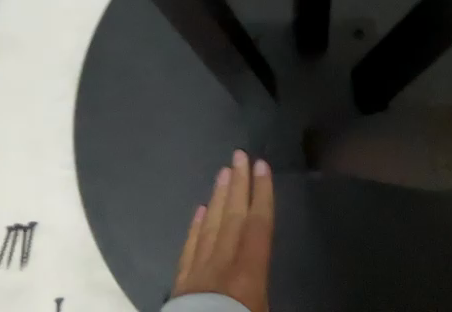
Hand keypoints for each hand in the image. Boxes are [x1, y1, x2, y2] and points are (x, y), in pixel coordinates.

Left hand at [172, 151, 273, 311]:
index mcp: (248, 274)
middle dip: (238, 184)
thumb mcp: (264, 310)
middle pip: (232, 217)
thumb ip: (267, 294)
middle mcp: (222, 265)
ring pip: (210, 227)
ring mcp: (197, 274)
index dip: (262, 193)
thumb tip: (272, 282)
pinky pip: (189, 249)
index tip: (261, 165)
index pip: (257, 225)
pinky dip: (196, 227)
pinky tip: (199, 210)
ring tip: (223, 172)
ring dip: (218, 198)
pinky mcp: (180, 287)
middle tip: (239, 154)